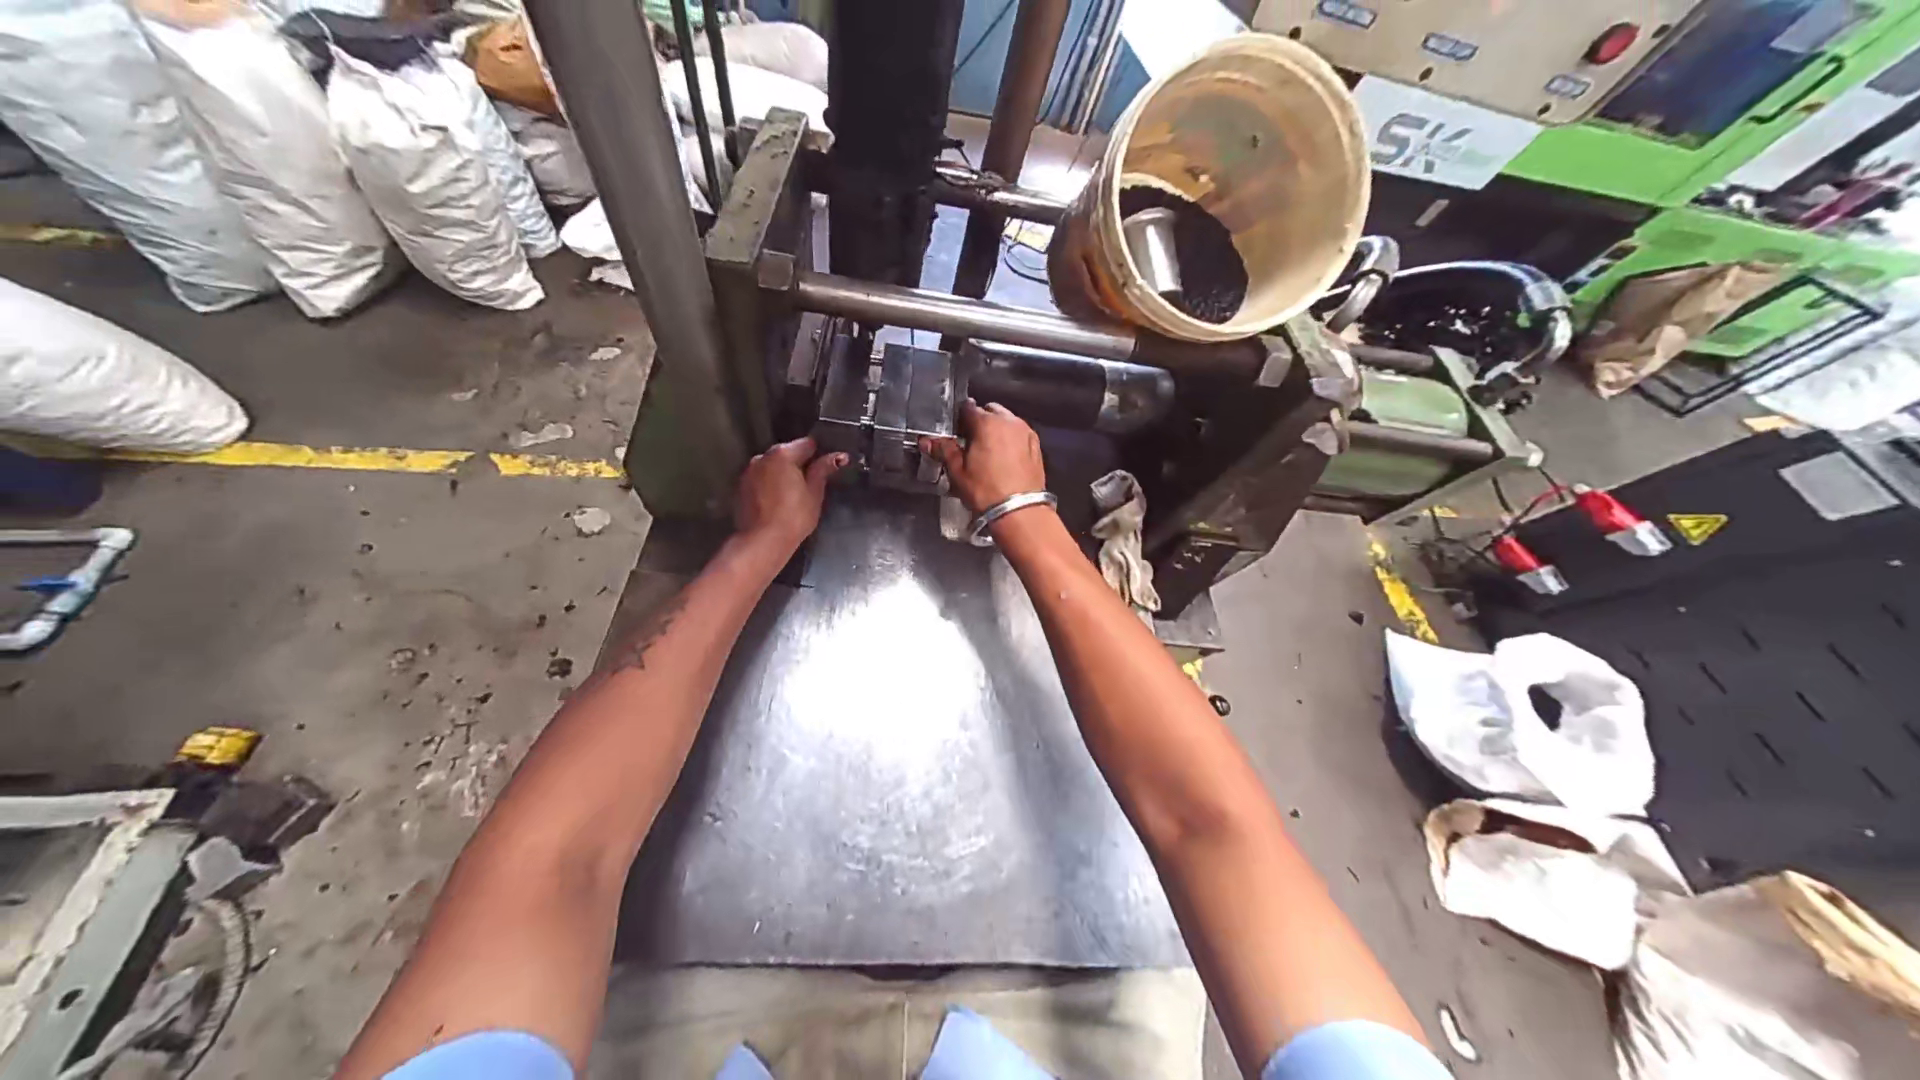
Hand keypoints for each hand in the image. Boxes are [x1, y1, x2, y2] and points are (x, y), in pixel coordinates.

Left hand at [733, 437, 847, 552]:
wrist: (762, 541)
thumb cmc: (794, 517)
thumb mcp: (814, 493)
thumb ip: (823, 470)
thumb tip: (837, 456)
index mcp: (782, 454)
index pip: (807, 444)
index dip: (819, 454)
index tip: (826, 467)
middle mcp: (762, 457)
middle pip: (787, 453)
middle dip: (799, 464)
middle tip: (811, 485)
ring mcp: (749, 471)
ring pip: (773, 466)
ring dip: (783, 474)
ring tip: (794, 496)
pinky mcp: (741, 486)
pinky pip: (761, 478)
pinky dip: (770, 484)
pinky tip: (778, 502)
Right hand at [920, 400, 1045, 514]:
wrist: (1020, 511)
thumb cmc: (987, 492)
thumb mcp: (958, 472)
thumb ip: (944, 450)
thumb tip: (928, 441)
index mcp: (986, 423)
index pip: (968, 408)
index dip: (959, 418)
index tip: (955, 431)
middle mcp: (1008, 421)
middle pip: (990, 411)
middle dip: (980, 421)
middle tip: (970, 442)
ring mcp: (1025, 432)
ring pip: (1007, 421)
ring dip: (996, 429)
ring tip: (988, 451)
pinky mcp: (1036, 445)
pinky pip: (1019, 434)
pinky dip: (1011, 439)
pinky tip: (1004, 458)